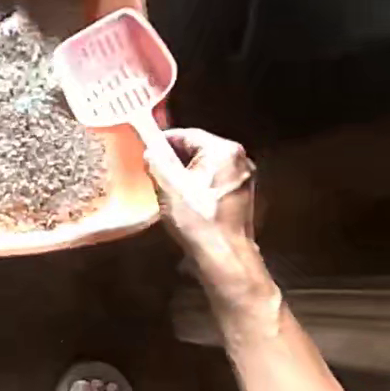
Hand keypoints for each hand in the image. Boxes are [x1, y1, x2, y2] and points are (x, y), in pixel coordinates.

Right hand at [144, 129, 269, 305]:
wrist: (223, 255)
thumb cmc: (197, 219)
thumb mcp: (168, 187)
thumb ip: (157, 162)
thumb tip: (150, 150)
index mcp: (223, 151)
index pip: (187, 134)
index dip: (163, 140)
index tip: (146, 149)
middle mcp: (239, 159)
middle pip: (198, 149)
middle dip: (174, 157)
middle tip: (152, 168)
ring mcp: (243, 178)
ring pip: (206, 165)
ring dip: (185, 171)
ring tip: (165, 185)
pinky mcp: (242, 194)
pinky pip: (214, 180)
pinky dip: (198, 184)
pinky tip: (184, 199)